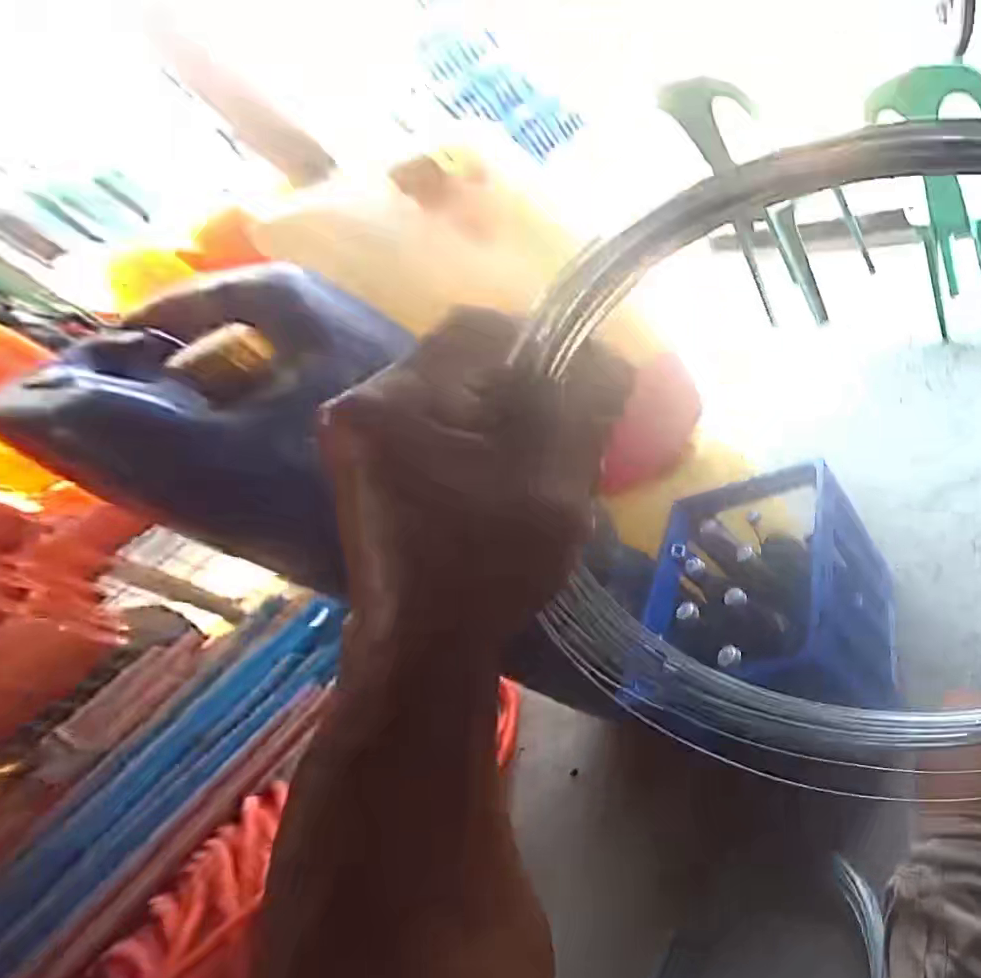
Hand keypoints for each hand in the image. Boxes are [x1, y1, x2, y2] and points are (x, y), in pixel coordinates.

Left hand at [319, 308, 627, 646]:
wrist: (430, 643)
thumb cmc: (492, 561)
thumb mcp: (553, 481)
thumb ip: (583, 412)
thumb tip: (613, 361)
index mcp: (397, 401)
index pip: (480, 330)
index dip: (547, 344)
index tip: (594, 380)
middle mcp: (366, 408)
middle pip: (471, 366)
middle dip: (538, 390)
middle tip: (583, 431)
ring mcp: (368, 442)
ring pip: (465, 401)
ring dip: (521, 419)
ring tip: (559, 462)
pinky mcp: (381, 471)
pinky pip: (451, 432)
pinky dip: (498, 443)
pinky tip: (526, 480)